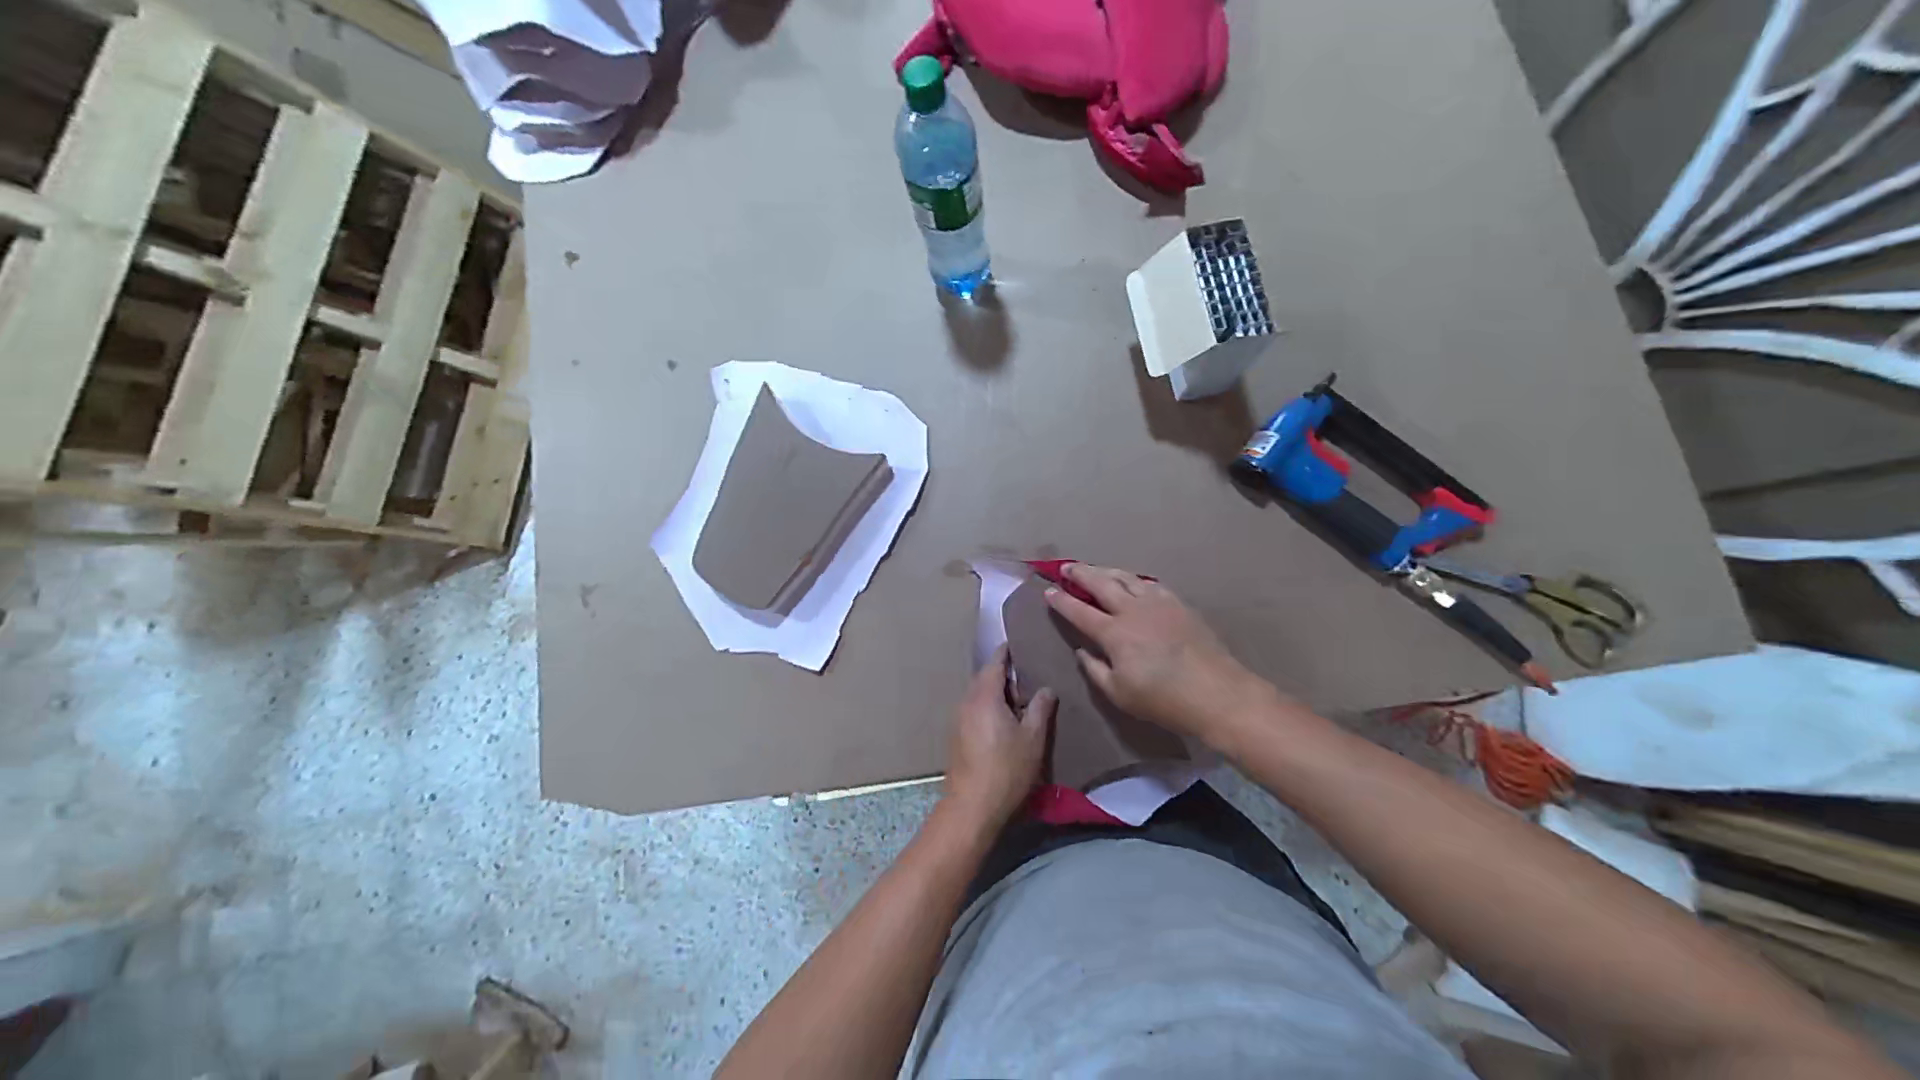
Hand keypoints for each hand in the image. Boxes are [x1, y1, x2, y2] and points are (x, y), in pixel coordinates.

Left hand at [943, 646, 1055, 831]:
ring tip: (1023, 701)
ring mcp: (958, 720)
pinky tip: (1006, 723)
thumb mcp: (1033, 738)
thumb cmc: (1007, 769)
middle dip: (1006, 675)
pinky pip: (975, 711)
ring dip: (998, 694)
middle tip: (1030, 678)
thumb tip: (1046, 689)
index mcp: (984, 695)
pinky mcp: (957, 737)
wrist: (972, 807)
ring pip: (980, 696)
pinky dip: (990, 709)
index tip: (1022, 644)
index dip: (1008, 652)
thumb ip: (1040, 709)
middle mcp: (967, 702)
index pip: (995, 662)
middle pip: (986, 678)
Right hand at [1044, 563, 1283, 746]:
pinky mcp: (1178, 604)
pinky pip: (1149, 584)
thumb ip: (1095, 669)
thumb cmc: (1163, 700)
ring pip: (1125, 578)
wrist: (1216, 693)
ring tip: (1093, 569)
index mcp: (1114, 633)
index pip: (1079, 611)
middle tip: (1065, 567)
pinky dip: (1133, 579)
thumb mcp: (1119, 694)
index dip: (1061, 601)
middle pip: (1100, 584)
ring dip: (1105, 571)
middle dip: (1080, 574)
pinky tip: (1131, 581)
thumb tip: (1082, 650)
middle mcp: (1132, 610)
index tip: (1047, 591)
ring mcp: (1158, 603)